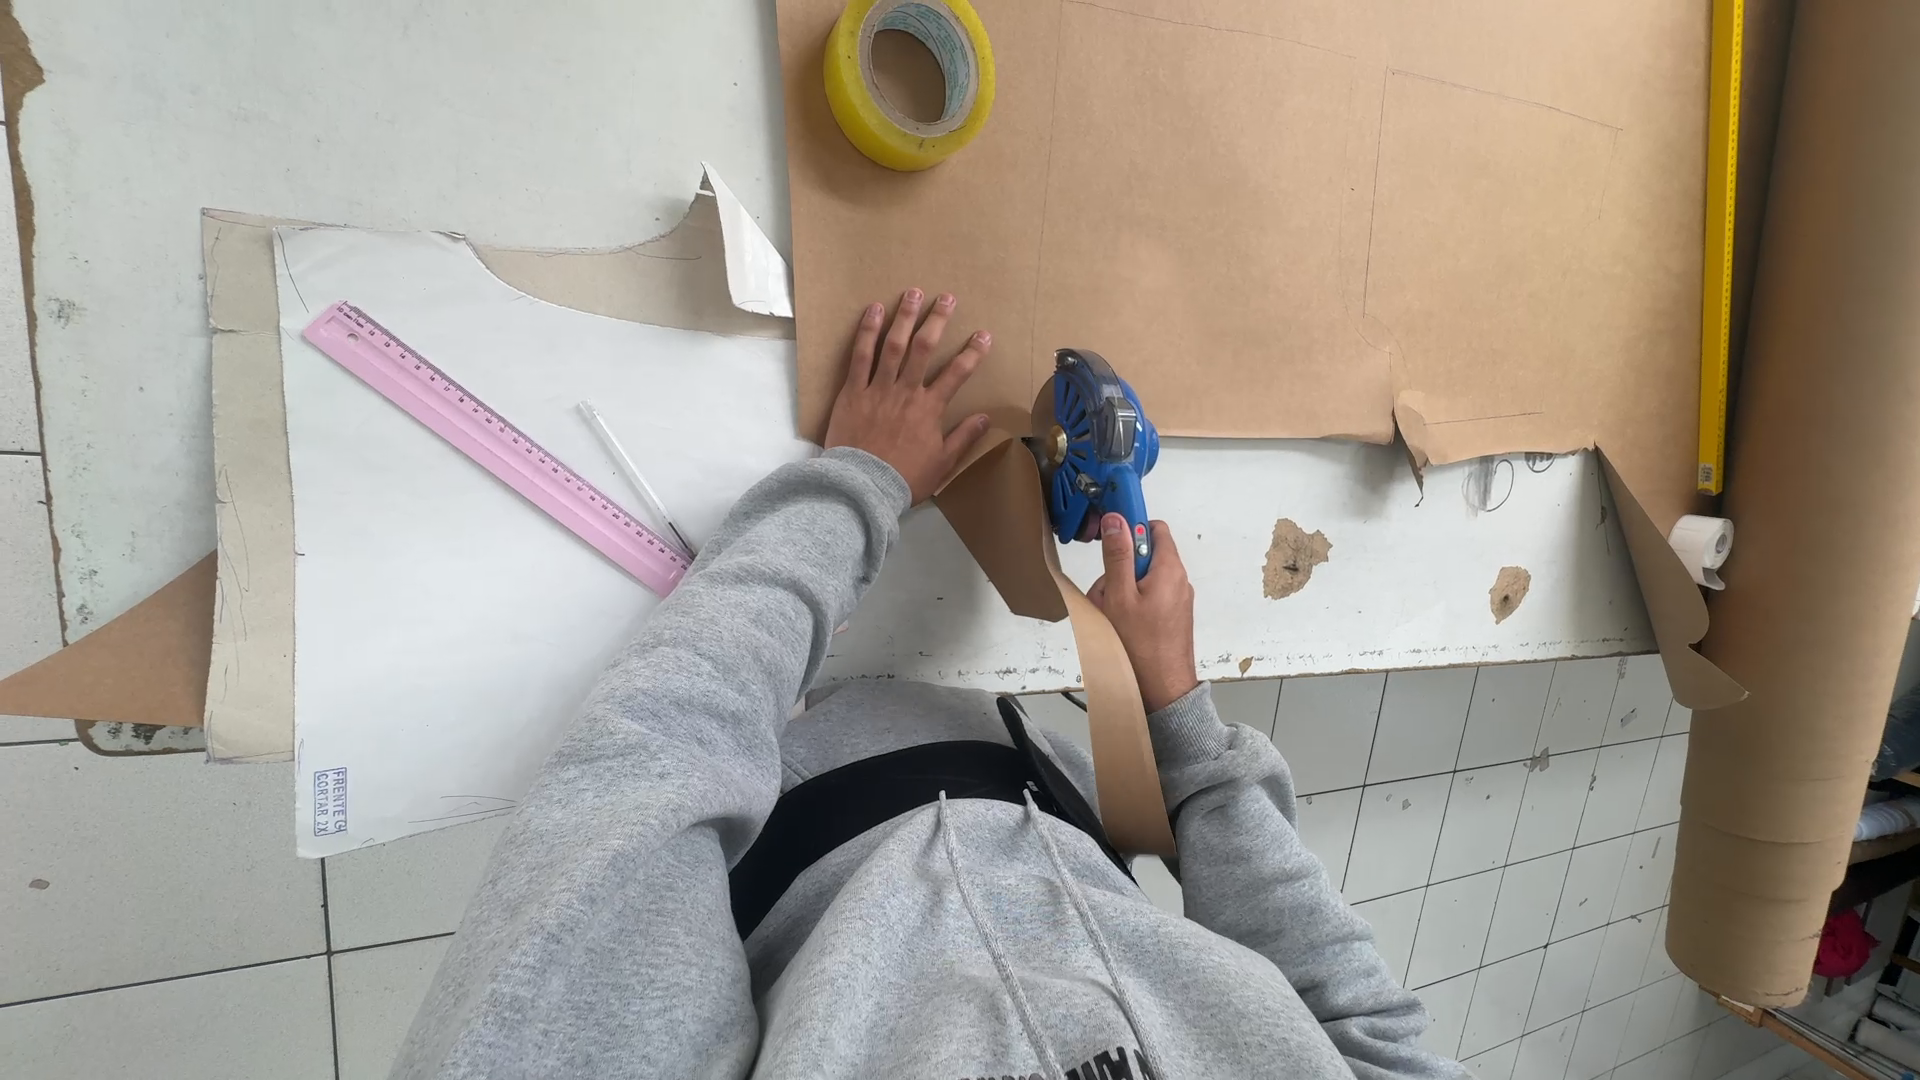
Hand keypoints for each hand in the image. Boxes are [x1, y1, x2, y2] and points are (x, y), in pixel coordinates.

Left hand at [824, 289, 992, 503]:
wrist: (864, 486)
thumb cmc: (904, 478)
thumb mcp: (942, 463)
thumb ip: (963, 437)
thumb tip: (984, 418)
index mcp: (929, 409)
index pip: (956, 374)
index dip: (972, 353)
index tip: (983, 336)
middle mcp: (906, 391)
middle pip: (924, 349)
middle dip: (937, 321)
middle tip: (947, 298)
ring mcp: (878, 388)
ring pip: (894, 345)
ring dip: (905, 317)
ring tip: (913, 293)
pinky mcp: (852, 391)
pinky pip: (860, 356)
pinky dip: (867, 332)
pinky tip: (874, 310)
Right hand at [1087, 515, 1197, 711]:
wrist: (1163, 690)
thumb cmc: (1139, 642)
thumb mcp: (1120, 596)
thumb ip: (1117, 556)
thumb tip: (1116, 518)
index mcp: (1169, 568)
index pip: (1153, 529)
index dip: (1131, 530)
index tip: (1109, 544)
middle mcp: (1178, 580)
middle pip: (1142, 557)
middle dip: (1117, 571)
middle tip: (1106, 595)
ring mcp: (1176, 600)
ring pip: (1139, 581)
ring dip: (1118, 593)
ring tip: (1109, 617)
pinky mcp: (1171, 617)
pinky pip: (1145, 600)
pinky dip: (1129, 607)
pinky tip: (1118, 627)